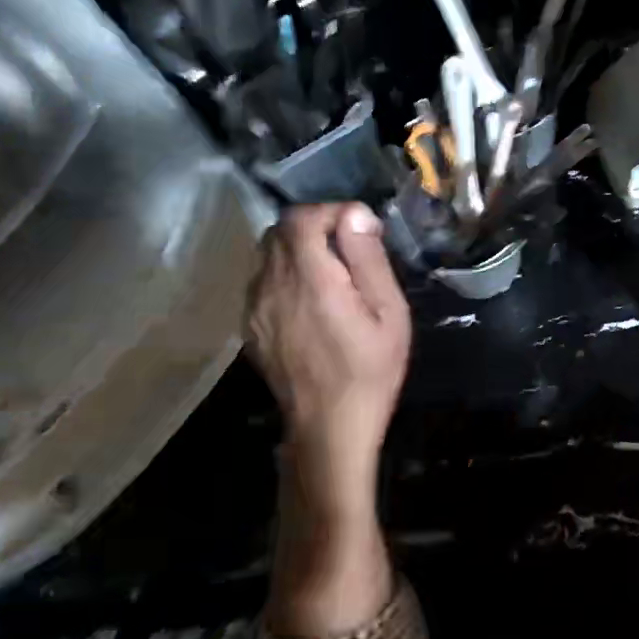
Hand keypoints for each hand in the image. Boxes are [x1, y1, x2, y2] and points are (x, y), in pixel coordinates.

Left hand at [248, 202, 411, 490]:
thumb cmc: (371, 368)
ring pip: (267, 254)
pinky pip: (262, 280)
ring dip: (298, 249)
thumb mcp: (389, 312)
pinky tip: (311, 299)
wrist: (329, 427)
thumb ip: (367, 258)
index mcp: (310, 280)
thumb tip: (354, 215)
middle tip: (348, 247)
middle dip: (314, 226)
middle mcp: (271, 286)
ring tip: (332, 273)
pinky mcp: (250, 325)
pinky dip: (285, 273)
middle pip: (279, 230)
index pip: (301, 218)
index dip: (330, 211)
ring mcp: (254, 308)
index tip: (360, 229)